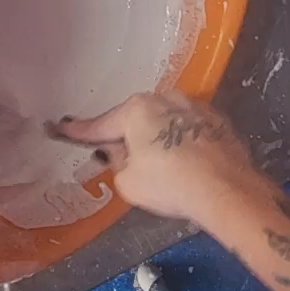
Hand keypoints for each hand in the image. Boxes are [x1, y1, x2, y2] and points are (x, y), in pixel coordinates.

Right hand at [55, 92, 265, 222]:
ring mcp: (194, 107)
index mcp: (136, 109)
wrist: (229, 192)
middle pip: (134, 120)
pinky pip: (188, 130)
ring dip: (156, 138)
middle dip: (126, 137)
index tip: (60, 128)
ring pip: (163, 122)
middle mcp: (165, 98)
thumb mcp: (129, 182)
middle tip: (120, 161)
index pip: (100, 124)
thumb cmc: (171, 184)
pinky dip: (181, 143)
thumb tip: (120, 155)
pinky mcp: (218, 121)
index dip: (78, 131)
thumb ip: (117, 164)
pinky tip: (185, 164)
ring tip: (159, 166)